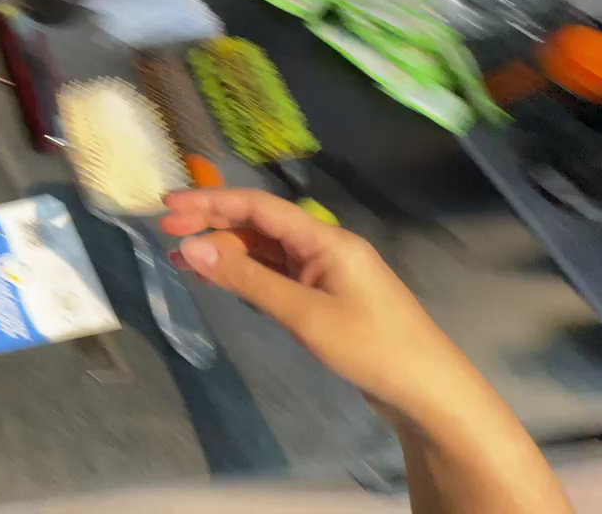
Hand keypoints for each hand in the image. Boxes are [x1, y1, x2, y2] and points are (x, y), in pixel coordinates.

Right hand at [160, 188, 478, 421]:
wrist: (436, 401)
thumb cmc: (373, 349)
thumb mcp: (302, 314)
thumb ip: (244, 278)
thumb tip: (189, 247)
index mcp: (325, 240)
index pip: (256, 205)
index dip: (208, 200)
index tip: (168, 204)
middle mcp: (322, 246)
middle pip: (255, 223)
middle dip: (208, 223)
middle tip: (166, 230)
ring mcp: (323, 270)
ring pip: (259, 248)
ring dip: (220, 250)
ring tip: (181, 261)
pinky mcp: (322, 293)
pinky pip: (271, 270)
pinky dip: (240, 271)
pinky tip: (215, 278)